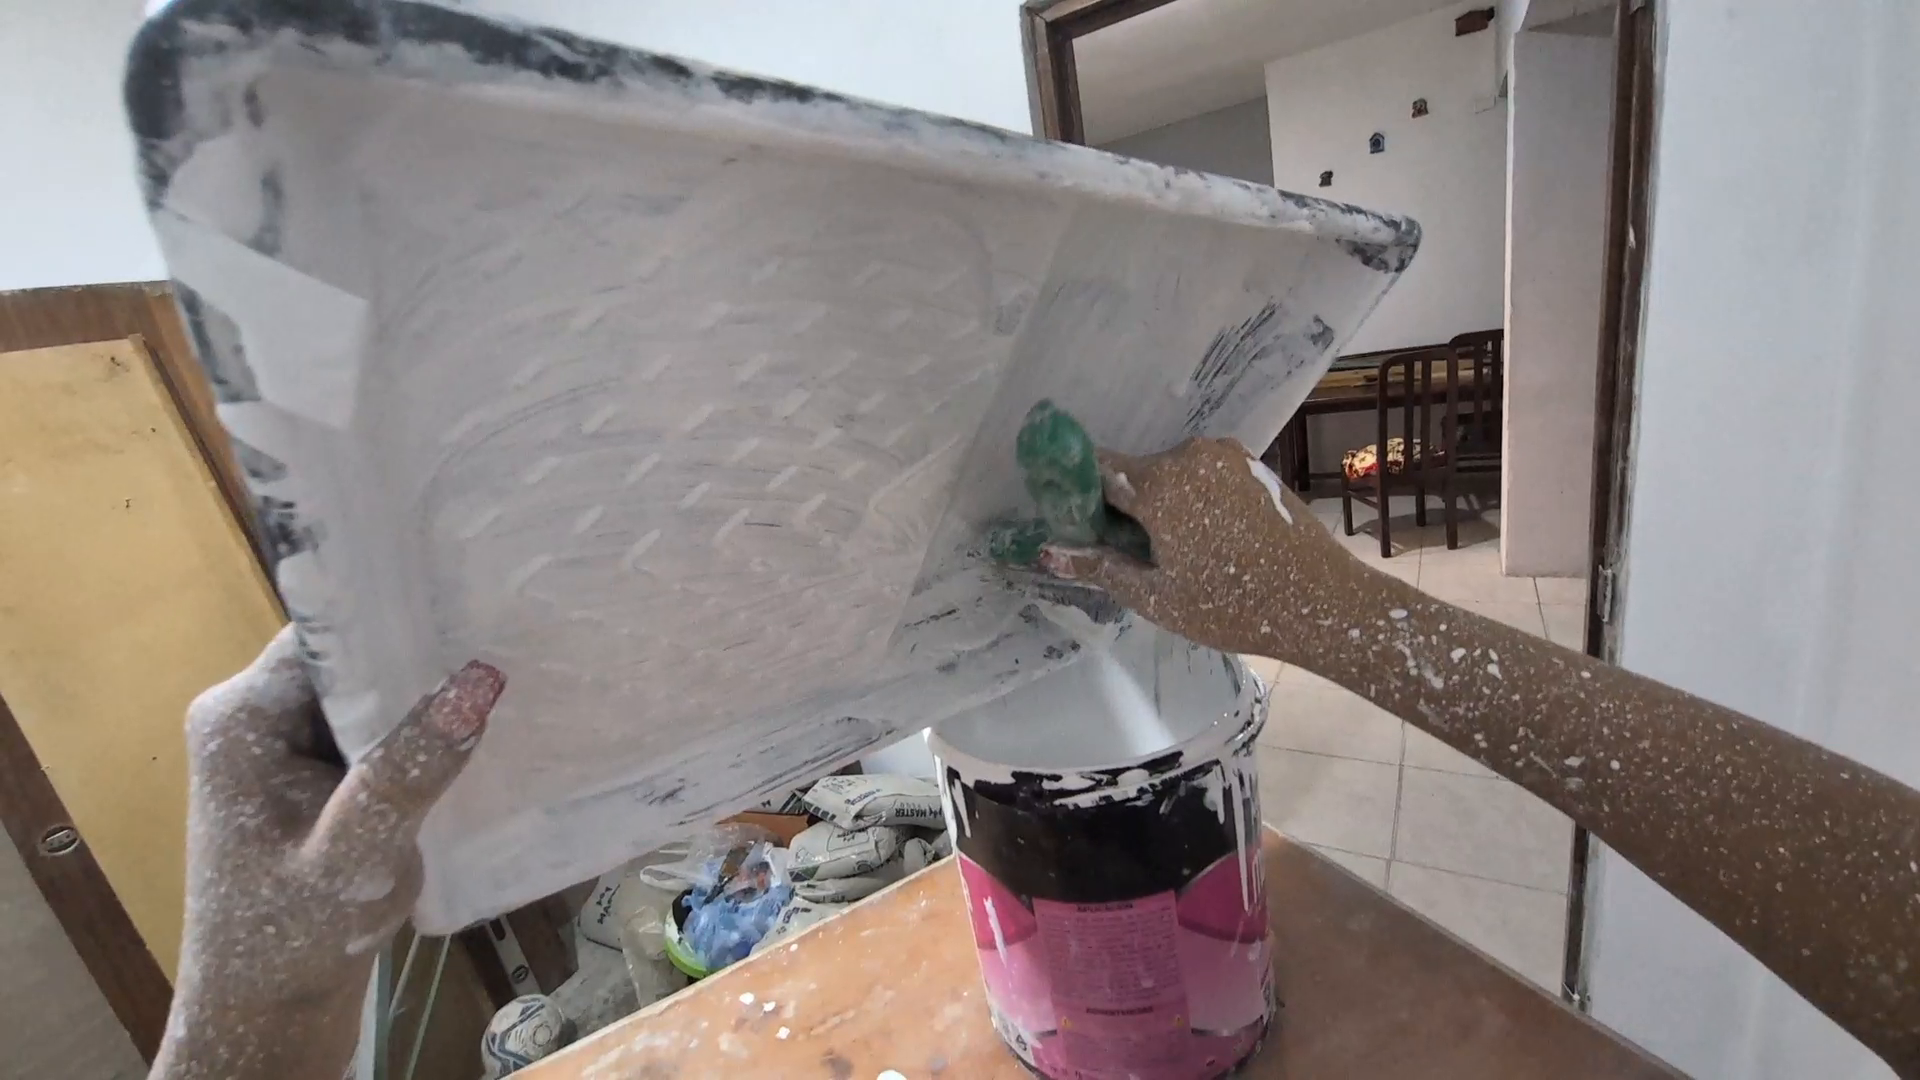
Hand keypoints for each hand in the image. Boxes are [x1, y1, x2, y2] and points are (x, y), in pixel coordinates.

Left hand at [151, 626, 503, 1079]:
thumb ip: (410, 769)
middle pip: (359, 651)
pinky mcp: (331, 761)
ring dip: (439, 680)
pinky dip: (436, 714)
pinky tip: (487, 711)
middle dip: (432, 644)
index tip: (480, 599)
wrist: (275, 999)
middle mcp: (265, 714)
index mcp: (244, 719)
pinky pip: (390, 715)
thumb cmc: (294, 933)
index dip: (403, 609)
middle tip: (515, 627)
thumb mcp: (355, 852)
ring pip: (380, 683)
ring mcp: (298, 737)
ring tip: (514, 660)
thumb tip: (482, 680)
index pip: (330, 631)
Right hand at [1037, 437, 1360, 662]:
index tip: (1078, 525)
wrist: (1322, 602)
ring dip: (1158, 502)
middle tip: (1130, 552)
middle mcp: (1188, 455)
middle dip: (1122, 505)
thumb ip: (1098, 567)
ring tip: (1172, 549)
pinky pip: (1199, 473)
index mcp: (1159, 484)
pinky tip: (1205, 536)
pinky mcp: (1249, 463)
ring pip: (1167, 473)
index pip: (1096, 471)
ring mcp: (1224, 454)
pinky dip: (1189, 497)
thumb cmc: (1231, 606)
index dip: (1080, 496)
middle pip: (1133, 472)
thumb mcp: (1155, 595)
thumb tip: (1046, 553)